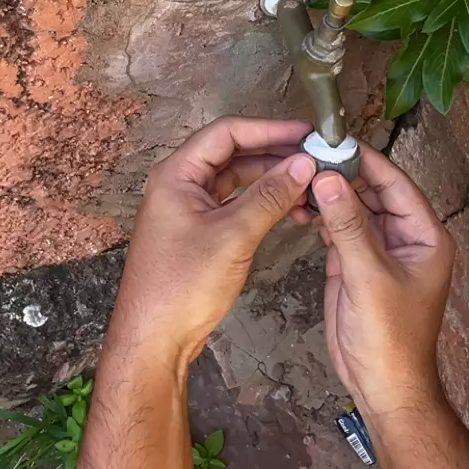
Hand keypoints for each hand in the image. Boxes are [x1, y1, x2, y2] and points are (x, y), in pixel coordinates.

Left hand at [111, 117, 317, 366]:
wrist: (154, 339)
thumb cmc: (181, 288)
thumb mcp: (233, 236)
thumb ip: (270, 196)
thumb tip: (303, 164)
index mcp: (176, 174)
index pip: (227, 133)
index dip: (269, 130)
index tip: (305, 134)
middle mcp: (179, 184)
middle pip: (233, 154)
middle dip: (274, 154)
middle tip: (314, 156)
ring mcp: (188, 208)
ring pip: (236, 180)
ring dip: (271, 180)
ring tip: (308, 184)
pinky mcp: (198, 230)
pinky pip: (234, 203)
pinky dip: (261, 203)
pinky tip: (289, 208)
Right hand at [313, 147, 454, 414]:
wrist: (381, 383)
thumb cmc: (390, 335)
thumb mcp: (370, 276)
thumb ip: (348, 226)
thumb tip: (328, 178)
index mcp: (424, 235)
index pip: (395, 184)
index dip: (367, 161)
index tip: (334, 141)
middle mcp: (403, 236)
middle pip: (372, 191)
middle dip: (343, 174)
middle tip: (308, 156)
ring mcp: (377, 249)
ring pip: (353, 208)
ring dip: (329, 194)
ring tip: (299, 175)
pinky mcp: (354, 262)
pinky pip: (338, 228)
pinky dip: (321, 216)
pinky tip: (301, 205)